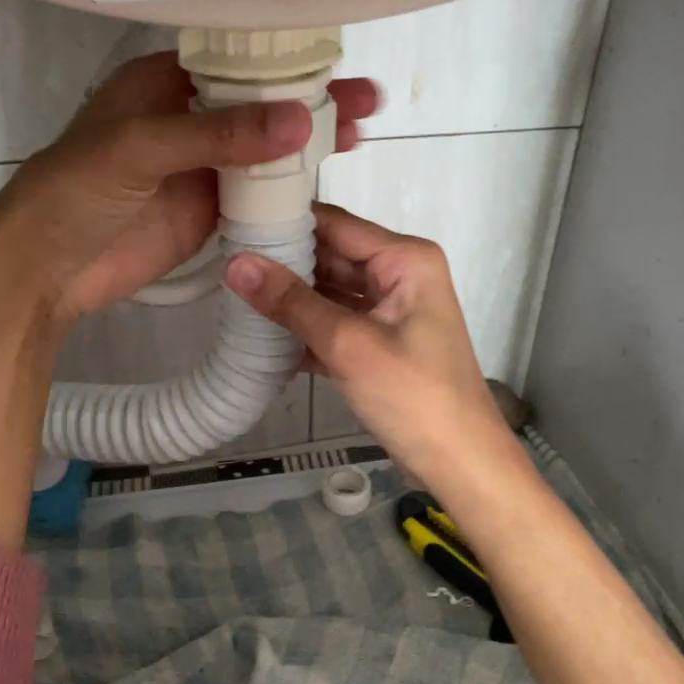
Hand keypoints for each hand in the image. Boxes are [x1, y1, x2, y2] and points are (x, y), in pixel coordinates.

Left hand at [0, 51, 380, 321]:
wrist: (47, 266)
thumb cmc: (78, 188)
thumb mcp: (142, 147)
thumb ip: (218, 134)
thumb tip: (300, 120)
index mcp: (164, 84)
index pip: (236, 63)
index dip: (287, 64)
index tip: (337, 67)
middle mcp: (187, 121)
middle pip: (259, 107)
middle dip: (310, 103)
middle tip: (366, 105)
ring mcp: (200, 171)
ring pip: (263, 153)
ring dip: (307, 146)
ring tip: (358, 137)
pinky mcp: (207, 215)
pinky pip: (256, 197)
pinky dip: (289, 192)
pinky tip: (325, 183)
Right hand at [222, 204, 521, 487]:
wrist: (460, 462)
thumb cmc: (413, 396)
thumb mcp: (349, 345)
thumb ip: (292, 303)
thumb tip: (236, 264)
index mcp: (405, 259)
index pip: (335, 224)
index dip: (285, 221)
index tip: (232, 223)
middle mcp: (400, 275)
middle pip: (331, 255)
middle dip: (283, 261)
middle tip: (223, 260)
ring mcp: (391, 312)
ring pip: (330, 291)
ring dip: (290, 298)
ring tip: (232, 293)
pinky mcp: (381, 345)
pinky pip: (336, 324)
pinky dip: (305, 329)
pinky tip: (261, 335)